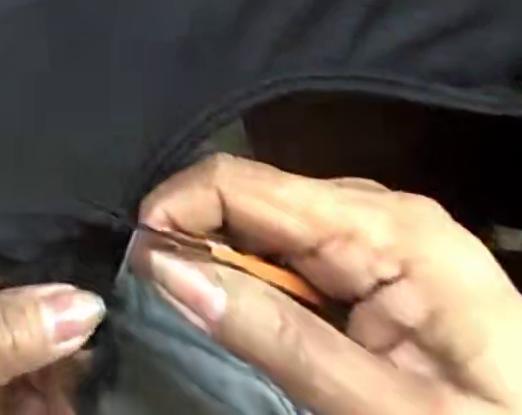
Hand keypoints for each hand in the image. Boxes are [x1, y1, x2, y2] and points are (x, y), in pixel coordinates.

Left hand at [0, 222, 105, 414]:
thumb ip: (6, 336)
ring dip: (45, 351)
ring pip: (5, 314)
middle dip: (47, 306)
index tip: (91, 255)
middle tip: (97, 329)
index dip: (33, 241)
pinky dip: (27, 378)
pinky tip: (61, 396)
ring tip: (85, 375)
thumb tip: (88, 305)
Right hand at [137, 155, 521, 414]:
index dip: (179, 208)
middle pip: (257, 202)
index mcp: (388, 225)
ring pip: (273, 232)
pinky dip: (262, 287)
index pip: (249, 183)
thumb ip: (281, 338)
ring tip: (190, 310)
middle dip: (197, 238)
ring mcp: (387, 242)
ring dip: (226, 266)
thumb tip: (166, 267)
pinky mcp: (389, 276)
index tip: (132, 260)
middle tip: (153, 297)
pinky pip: (303, 264)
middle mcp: (381, 213)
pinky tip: (248, 317)